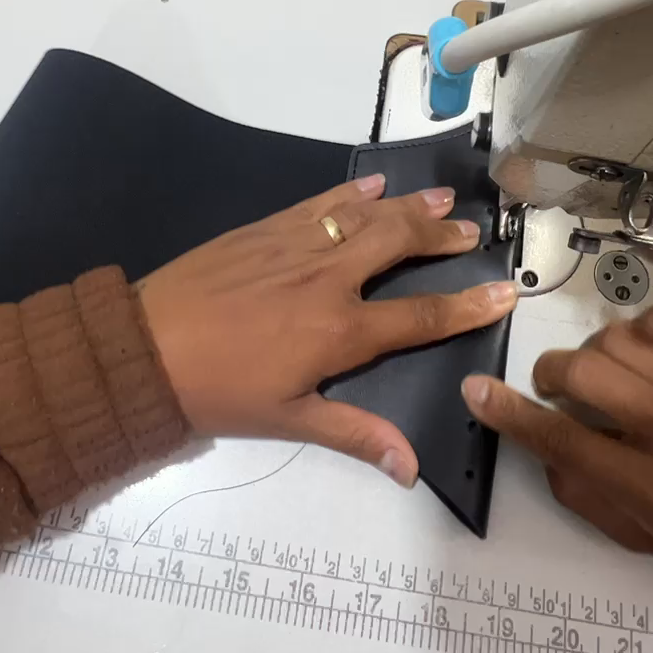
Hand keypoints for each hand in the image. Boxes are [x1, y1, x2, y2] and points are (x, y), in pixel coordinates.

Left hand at [139, 173, 516, 487]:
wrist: (147, 348)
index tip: (505, 291)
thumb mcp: (288, 420)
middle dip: (440, 236)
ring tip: (439, 198)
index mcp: (340, 330)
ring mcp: (298, 244)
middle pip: (399, 245)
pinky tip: (371, 184)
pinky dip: (351, 192)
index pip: (421, 317)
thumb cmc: (220, 391)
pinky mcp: (267, 227)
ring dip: (406, 205)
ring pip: (366, 216)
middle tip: (469, 229)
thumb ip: (355, 434)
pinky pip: (320, 203)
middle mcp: (329, 277)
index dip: (469, 306)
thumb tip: (412, 468)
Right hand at [462, 306, 652, 577]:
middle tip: (557, 386)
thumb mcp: (651, 540)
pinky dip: (640, 333)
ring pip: (619, 337)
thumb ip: (585, 494)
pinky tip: (648, 357)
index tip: (477, 391)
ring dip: (596, 352)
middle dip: (552, 372)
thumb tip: (540, 441)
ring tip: (608, 373)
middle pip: (584, 371)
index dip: (510, 413)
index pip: (564, 439)